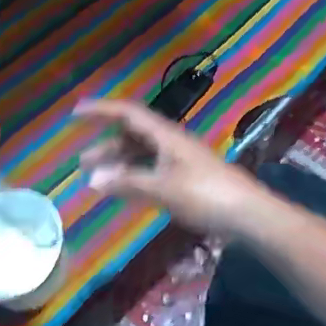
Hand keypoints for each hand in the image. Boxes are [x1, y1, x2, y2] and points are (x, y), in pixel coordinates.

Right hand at [73, 100, 269, 236]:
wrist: (250, 215)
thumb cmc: (206, 196)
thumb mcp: (163, 189)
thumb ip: (128, 183)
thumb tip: (93, 179)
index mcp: (166, 136)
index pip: (127, 114)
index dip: (101, 110)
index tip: (75, 114)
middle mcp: (171, 142)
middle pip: (133, 135)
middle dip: (106, 146)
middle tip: (83, 163)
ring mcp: (181, 160)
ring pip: (142, 154)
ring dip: (120, 163)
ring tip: (99, 181)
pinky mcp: (188, 178)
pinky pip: (152, 169)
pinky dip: (135, 176)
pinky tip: (126, 191)